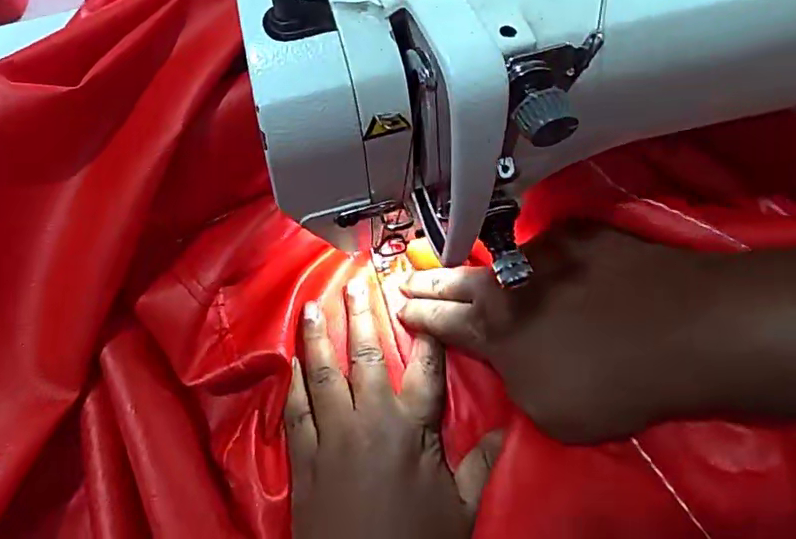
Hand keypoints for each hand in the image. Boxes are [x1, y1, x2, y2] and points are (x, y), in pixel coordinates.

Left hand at [284, 271, 502, 538]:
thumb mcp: (459, 513)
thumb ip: (479, 467)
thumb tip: (503, 431)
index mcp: (411, 428)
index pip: (425, 369)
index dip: (426, 335)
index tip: (418, 302)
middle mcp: (370, 418)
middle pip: (366, 355)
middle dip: (361, 314)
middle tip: (354, 282)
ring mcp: (333, 434)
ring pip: (323, 372)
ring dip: (317, 336)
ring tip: (312, 304)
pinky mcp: (305, 456)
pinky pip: (297, 409)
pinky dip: (294, 383)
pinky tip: (292, 361)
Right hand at [398, 225, 715, 443]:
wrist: (674, 328)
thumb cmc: (609, 384)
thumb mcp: (549, 412)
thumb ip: (514, 381)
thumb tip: (509, 361)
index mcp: (490, 329)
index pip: (437, 320)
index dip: (414, 315)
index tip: (397, 307)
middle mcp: (501, 283)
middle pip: (451, 279)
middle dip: (423, 280)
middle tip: (402, 276)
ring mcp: (536, 252)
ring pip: (491, 256)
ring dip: (469, 263)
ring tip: (449, 261)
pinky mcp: (571, 235)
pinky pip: (541, 243)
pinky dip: (533, 253)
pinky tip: (539, 257)